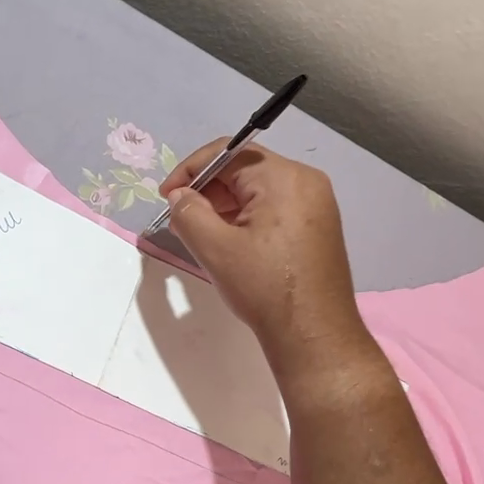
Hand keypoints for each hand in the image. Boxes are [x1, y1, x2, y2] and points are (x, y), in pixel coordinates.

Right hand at [159, 142, 373, 381]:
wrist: (312, 331)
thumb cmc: (263, 287)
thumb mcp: (215, 249)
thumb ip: (189, 213)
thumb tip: (179, 195)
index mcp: (283, 178)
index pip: (229, 153)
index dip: (191, 170)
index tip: (167, 196)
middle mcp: (305, 182)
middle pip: (245, 169)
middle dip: (207, 190)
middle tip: (181, 219)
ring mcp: (315, 204)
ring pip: (258, 190)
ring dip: (224, 206)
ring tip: (201, 235)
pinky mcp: (316, 226)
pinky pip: (273, 208)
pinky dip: (245, 218)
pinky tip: (230, 244)